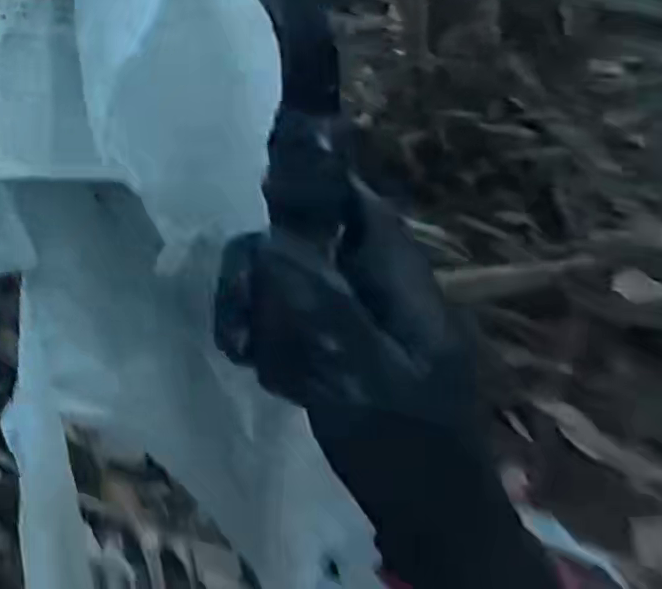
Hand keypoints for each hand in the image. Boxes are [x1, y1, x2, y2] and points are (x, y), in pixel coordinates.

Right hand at [218, 186, 557, 588]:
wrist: (422, 509)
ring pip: (277, 278)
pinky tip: (252, 361)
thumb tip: (275, 240)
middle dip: (260, 270)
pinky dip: (254, 328)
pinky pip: (274, 309)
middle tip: (239, 310)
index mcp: (402, 291)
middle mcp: (375, 293)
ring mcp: (349, 317)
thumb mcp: (359, 369)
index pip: (365, 213)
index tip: (277, 153)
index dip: (325, 177)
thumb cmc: (399, 436)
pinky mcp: (326, 338)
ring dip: (250, 306)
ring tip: (245, 350)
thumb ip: (320, 300)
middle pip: (301, 245)